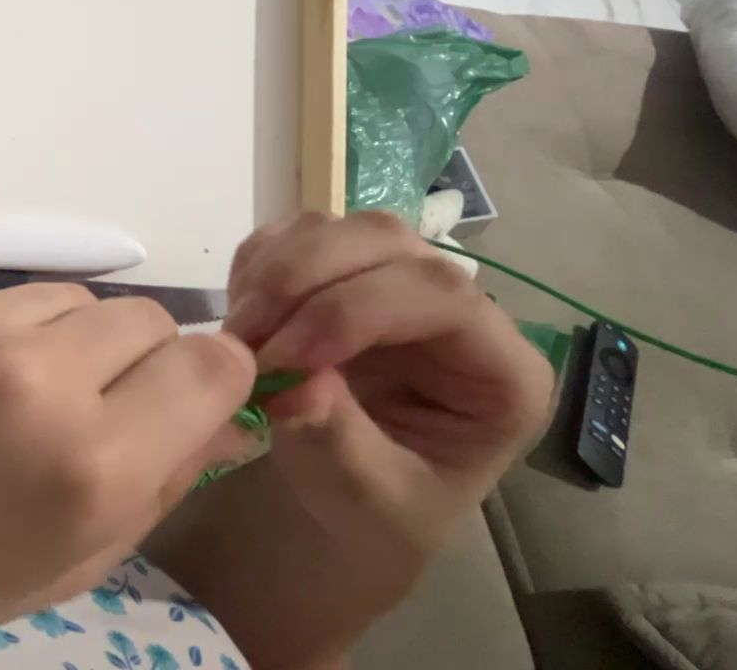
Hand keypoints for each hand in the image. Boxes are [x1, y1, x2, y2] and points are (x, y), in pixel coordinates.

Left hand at [0, 280, 258, 668]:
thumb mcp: (60, 567)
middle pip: (148, 319)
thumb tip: (222, 412)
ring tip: (7, 393)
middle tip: (85, 407)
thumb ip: (157, 482)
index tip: (178, 402)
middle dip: (138, 362)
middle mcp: (38, 376)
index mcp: (87, 468)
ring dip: (67, 340)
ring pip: (74, 297)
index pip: (210, 366)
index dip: (205, 383)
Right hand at [225, 211, 553, 557]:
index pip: (439, 295)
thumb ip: (339, 443)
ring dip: (271, 271)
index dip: (352, 309)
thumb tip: (296, 382)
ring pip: (332, 228)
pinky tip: (243, 318)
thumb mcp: (366, 498)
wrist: (343, 498)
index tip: (281, 360)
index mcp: (497, 368)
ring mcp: (388, 278)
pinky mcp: (334, 271)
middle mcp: (452, 307)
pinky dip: (253, 266)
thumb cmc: (373, 508)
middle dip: (300, 280)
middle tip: (244, 340)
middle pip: (383, 241)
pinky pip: (288, 236)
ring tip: (239, 335)